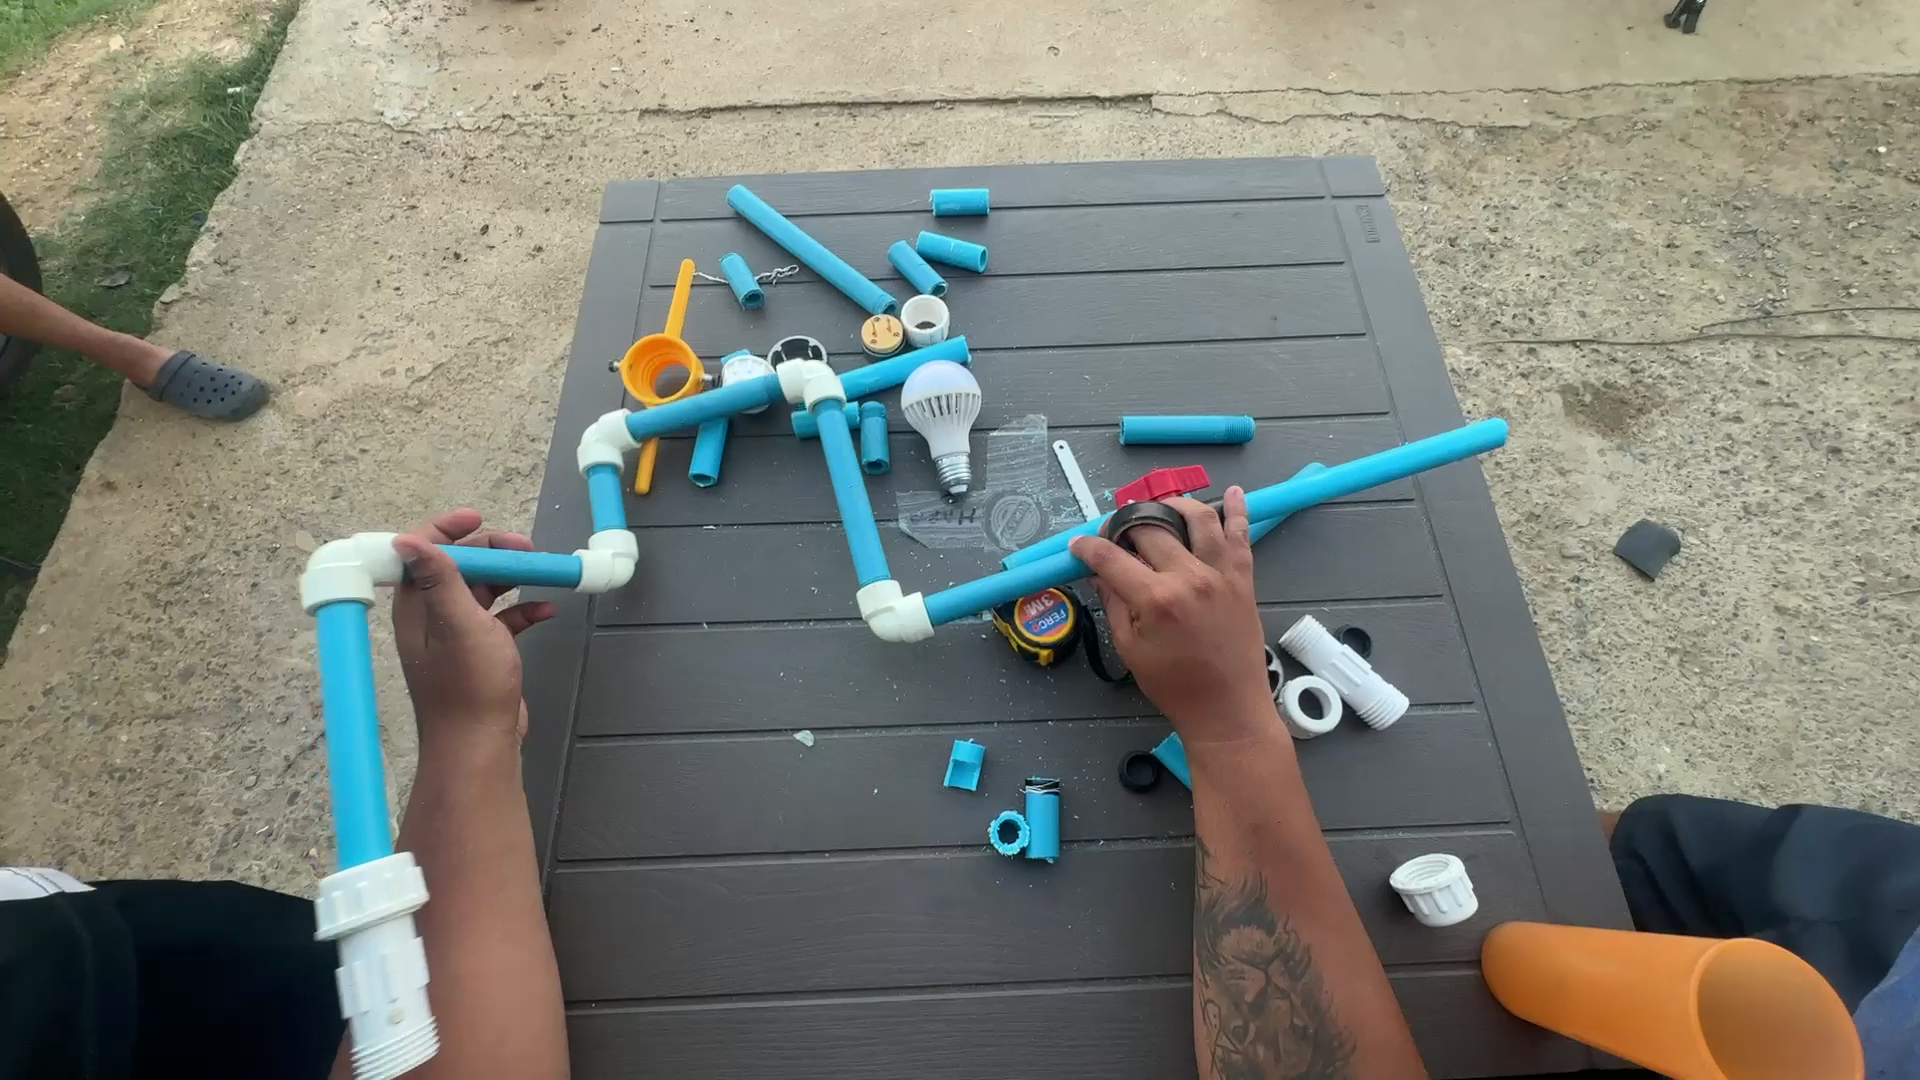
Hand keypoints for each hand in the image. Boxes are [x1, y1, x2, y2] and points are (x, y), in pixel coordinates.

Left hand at [391, 509, 555, 745]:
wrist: (481, 740)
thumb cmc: (470, 683)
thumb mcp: (459, 626)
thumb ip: (440, 581)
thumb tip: (409, 540)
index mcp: (418, 607)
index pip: (420, 554)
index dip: (444, 530)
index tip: (478, 516)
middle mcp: (433, 616)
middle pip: (459, 567)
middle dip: (491, 551)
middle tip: (526, 549)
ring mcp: (458, 634)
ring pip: (483, 589)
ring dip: (512, 577)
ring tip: (542, 573)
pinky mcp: (483, 650)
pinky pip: (503, 617)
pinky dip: (524, 609)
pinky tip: (546, 611)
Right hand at [1069, 490, 1275, 743]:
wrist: (1228, 708)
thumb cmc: (1173, 685)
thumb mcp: (1129, 648)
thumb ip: (1114, 603)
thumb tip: (1099, 572)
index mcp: (1155, 599)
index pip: (1111, 557)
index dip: (1088, 547)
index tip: (1078, 545)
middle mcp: (1189, 577)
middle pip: (1150, 530)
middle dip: (1126, 524)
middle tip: (1116, 532)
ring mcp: (1220, 574)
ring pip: (1197, 519)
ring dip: (1175, 504)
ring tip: (1161, 504)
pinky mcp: (1243, 579)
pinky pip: (1240, 536)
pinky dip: (1236, 511)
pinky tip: (1231, 493)